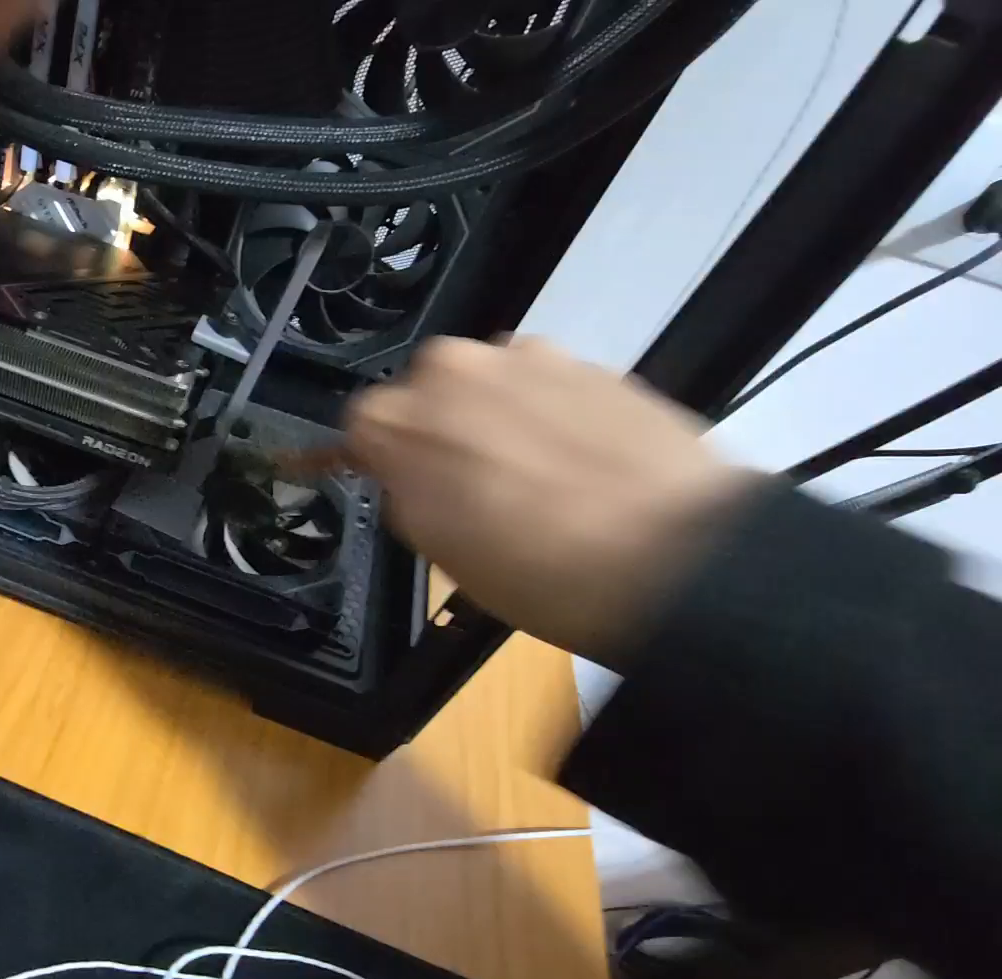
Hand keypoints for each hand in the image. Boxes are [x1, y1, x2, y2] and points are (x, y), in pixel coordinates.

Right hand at [345, 336, 765, 663]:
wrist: (674, 555)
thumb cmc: (530, 568)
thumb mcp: (434, 546)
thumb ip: (403, 490)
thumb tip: (406, 473)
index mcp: (394, 417)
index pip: (357, 425)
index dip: (373, 456)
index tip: (388, 479)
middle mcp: (448, 370)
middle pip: (422, 393)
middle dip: (435, 427)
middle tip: (466, 481)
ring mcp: (523, 358)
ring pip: (484, 382)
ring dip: (490, 414)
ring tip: (529, 470)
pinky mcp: (589, 360)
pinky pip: (544, 383)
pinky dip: (546, 411)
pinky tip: (574, 458)